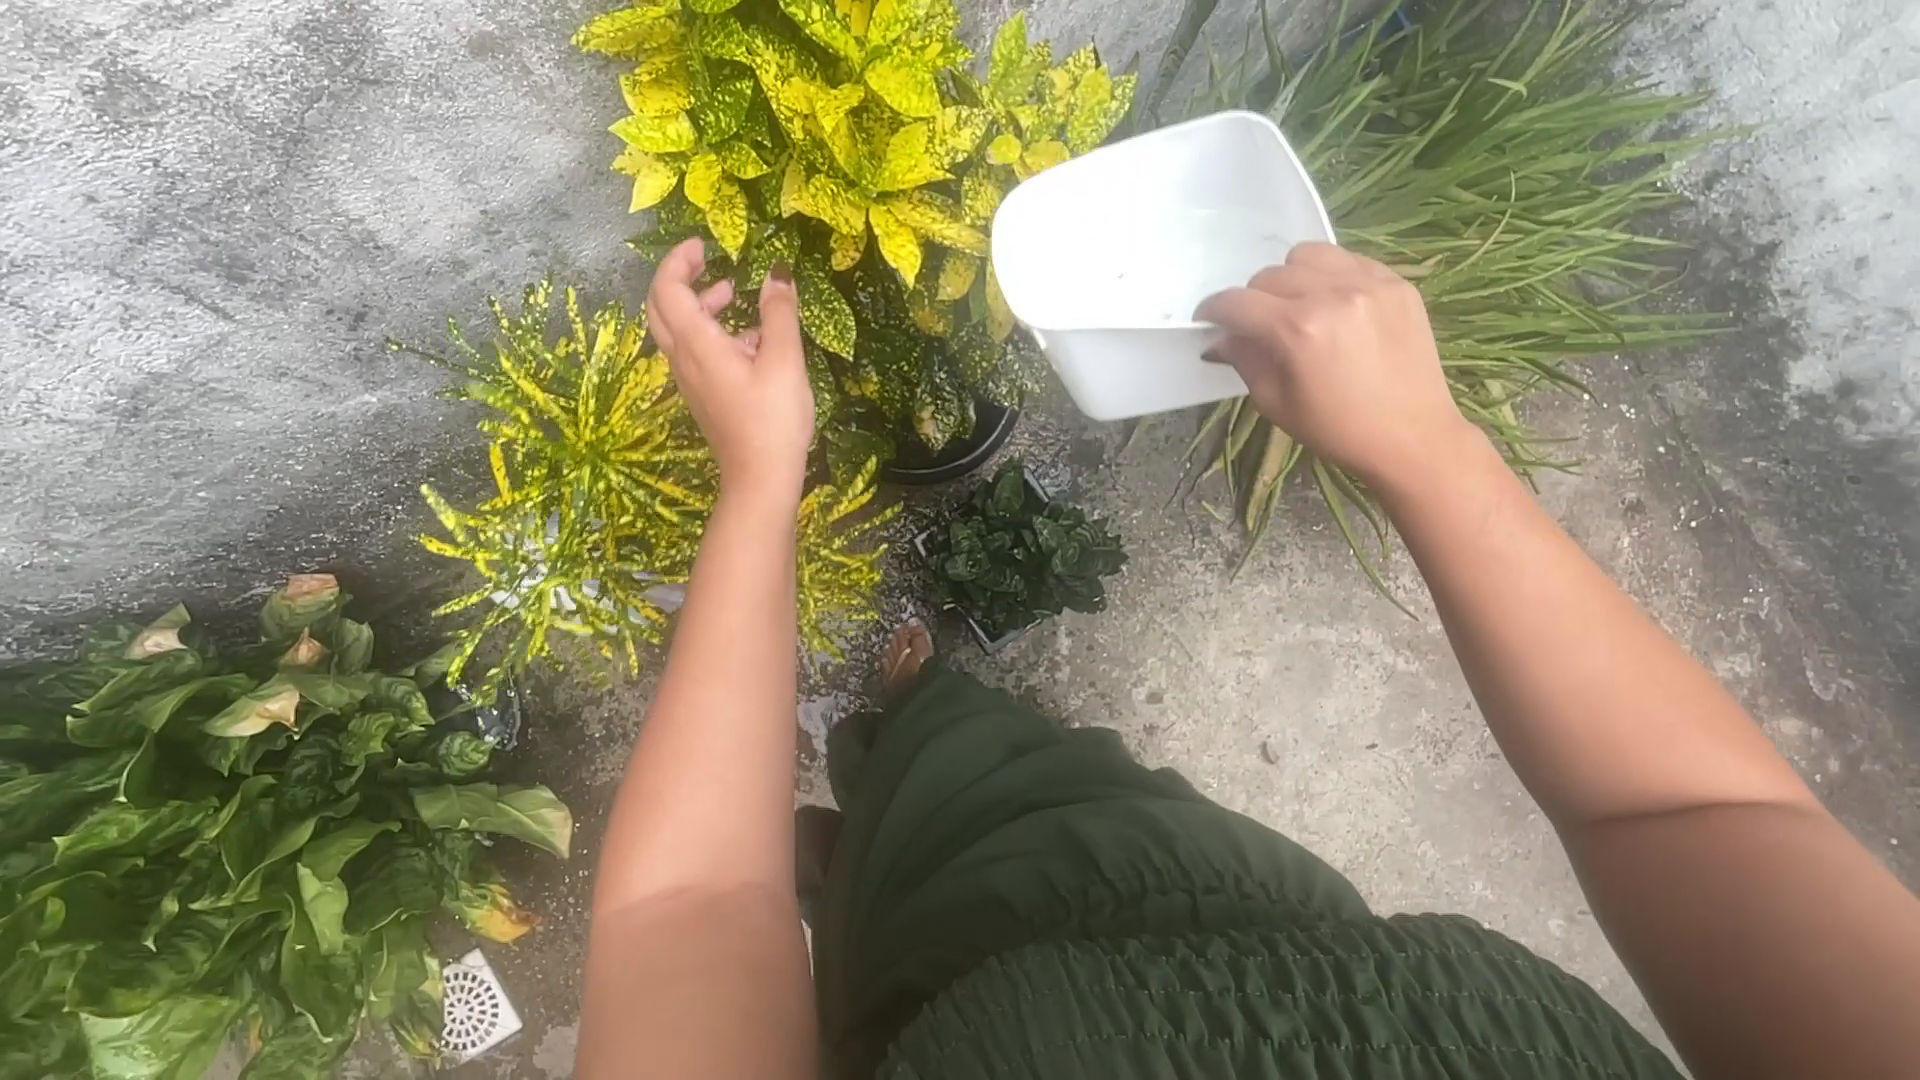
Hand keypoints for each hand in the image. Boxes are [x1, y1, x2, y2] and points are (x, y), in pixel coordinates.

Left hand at [646, 238, 814, 507]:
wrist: (761, 477)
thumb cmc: (773, 418)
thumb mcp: (785, 360)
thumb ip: (779, 313)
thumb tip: (777, 273)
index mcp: (697, 344)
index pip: (668, 289)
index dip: (679, 260)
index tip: (702, 244)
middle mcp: (684, 359)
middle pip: (661, 308)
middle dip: (679, 278)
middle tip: (706, 261)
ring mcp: (691, 381)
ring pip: (678, 331)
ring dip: (698, 305)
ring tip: (733, 294)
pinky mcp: (705, 397)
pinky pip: (695, 352)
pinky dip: (711, 332)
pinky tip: (750, 340)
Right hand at [1196, 242, 1480, 490]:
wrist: (1412, 436)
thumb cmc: (1336, 430)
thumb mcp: (1275, 403)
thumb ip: (1245, 360)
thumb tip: (1221, 340)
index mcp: (1297, 330)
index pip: (1237, 303)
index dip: (1213, 310)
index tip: (1208, 319)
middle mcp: (1332, 295)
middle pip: (1269, 275)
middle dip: (1253, 299)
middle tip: (1257, 325)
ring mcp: (1369, 283)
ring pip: (1307, 256)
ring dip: (1290, 277)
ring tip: (1296, 306)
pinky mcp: (1396, 283)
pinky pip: (1348, 259)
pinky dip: (1329, 275)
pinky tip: (1332, 305)